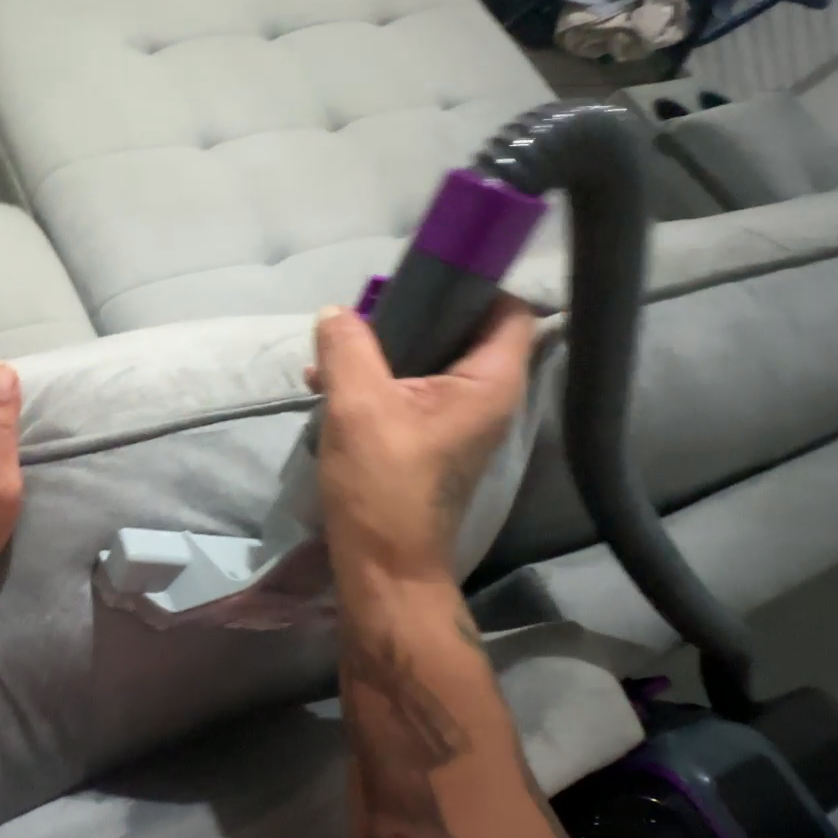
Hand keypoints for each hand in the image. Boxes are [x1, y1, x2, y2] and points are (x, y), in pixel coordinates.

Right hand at [310, 298, 534, 589]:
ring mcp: (457, 421)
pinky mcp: (429, 439)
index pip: (509, 310)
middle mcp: (485, 398)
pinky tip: (328, 385)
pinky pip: (409, 390)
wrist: (382, 565)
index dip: (474, 283)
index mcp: (489, 383)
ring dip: (385, 349)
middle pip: (463, 330)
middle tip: (367, 309)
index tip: (423, 272)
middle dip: (413, 314)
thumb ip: (346, 349)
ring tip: (335, 352)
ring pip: (429, 360)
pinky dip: (376, 380)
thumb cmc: (382, 485)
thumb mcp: (357, 407)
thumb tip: (334, 313)